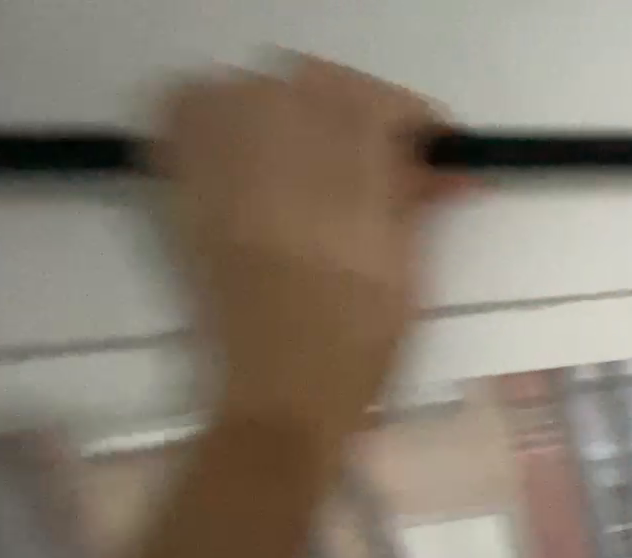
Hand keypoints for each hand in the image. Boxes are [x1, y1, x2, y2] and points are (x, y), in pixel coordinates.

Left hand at [157, 56, 461, 451]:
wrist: (280, 399)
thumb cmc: (360, 354)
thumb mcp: (405, 282)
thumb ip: (416, 209)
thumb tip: (448, 163)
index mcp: (345, 218)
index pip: (372, 115)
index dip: (409, 112)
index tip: (434, 137)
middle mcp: (277, 188)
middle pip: (311, 85)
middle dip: (361, 100)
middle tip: (387, 138)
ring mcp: (220, 184)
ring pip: (249, 86)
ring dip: (299, 98)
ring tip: (327, 136)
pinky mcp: (183, 191)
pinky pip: (188, 110)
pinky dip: (227, 102)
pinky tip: (259, 132)